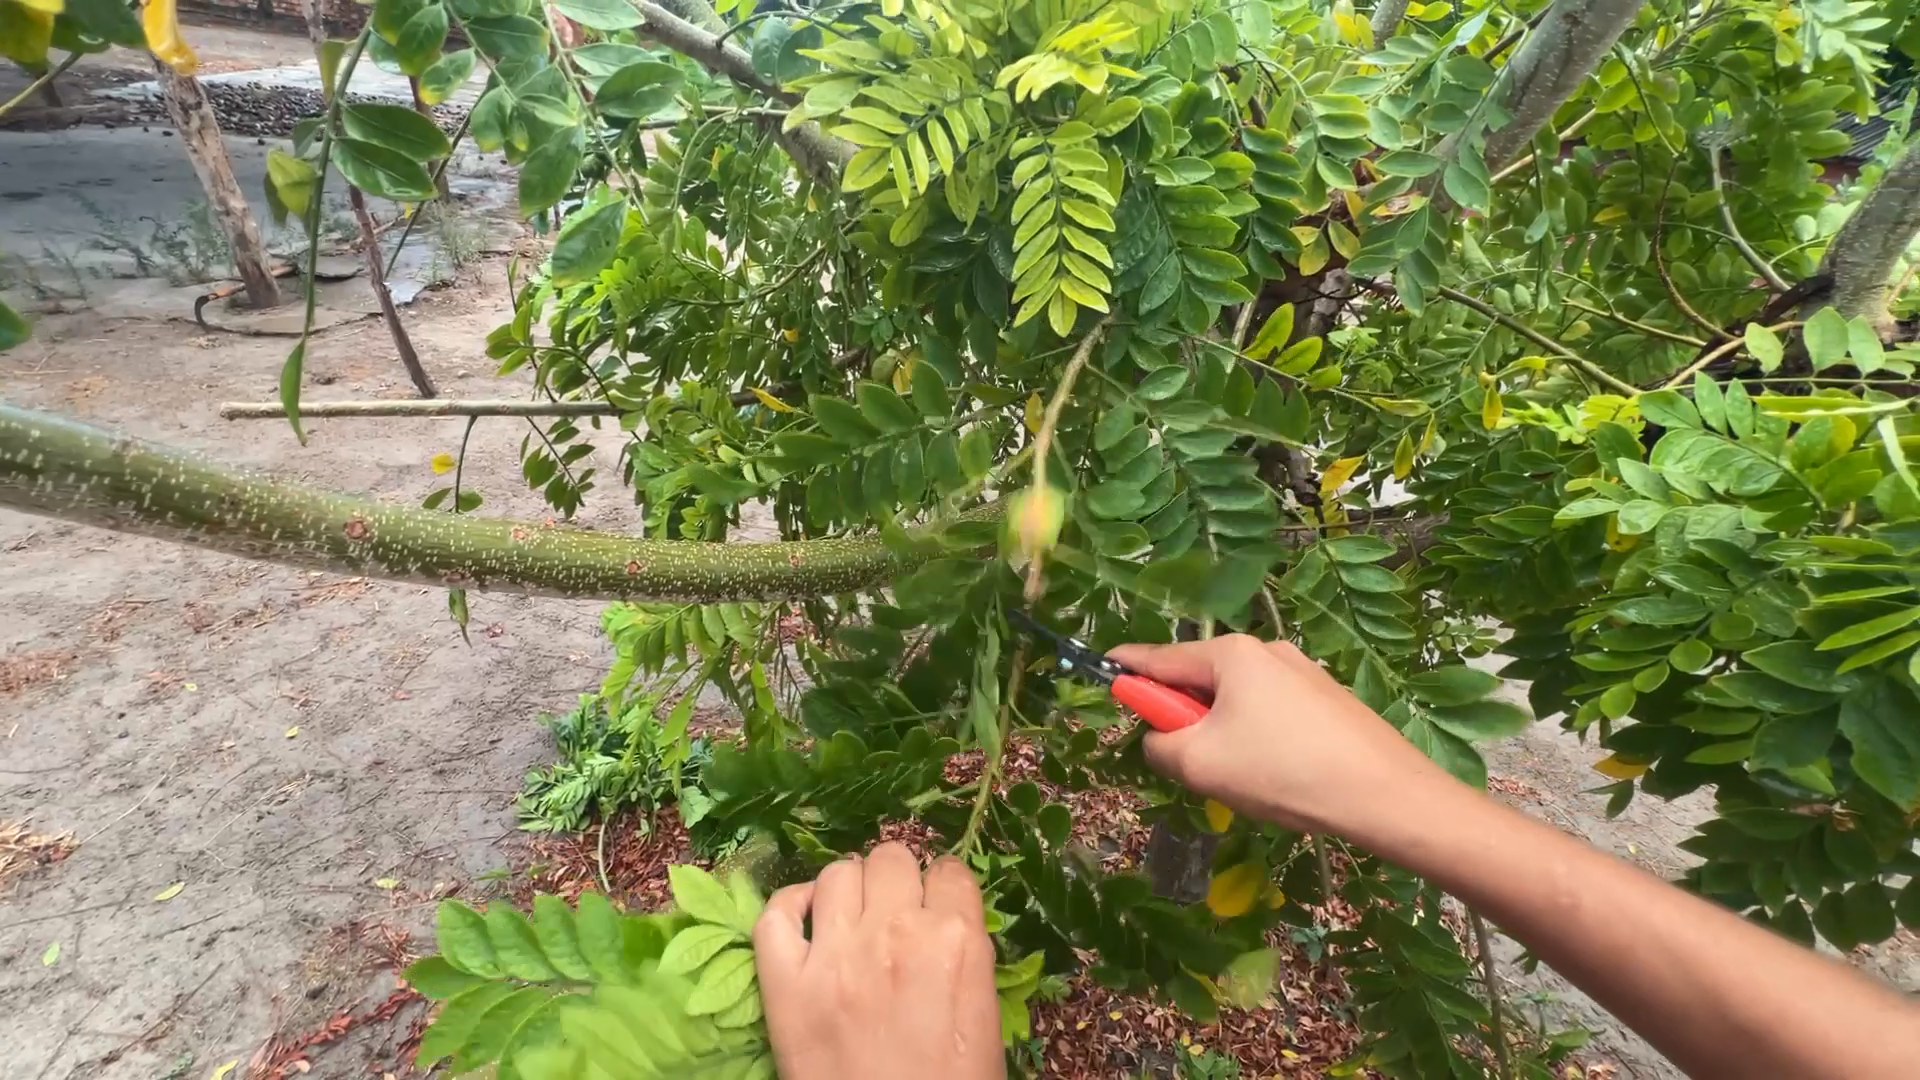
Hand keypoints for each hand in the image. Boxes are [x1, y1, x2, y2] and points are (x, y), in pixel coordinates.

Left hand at [753, 842, 1004, 1079]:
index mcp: (954, 940)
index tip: (936, 907)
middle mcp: (895, 931)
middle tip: (893, 912)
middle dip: (896, 880)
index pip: (950, 870)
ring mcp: (834, 955)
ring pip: (837, 873)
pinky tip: (805, 919)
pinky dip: (790, 907)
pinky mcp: (785, 985)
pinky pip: (775, 915)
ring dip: (849, 890)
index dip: (943, 888)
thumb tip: (943, 914)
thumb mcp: (983, 1015)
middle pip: (890, 857)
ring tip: (852, 919)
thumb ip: (966, 951)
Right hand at [1109, 635, 1452, 836]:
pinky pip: (1267, 710)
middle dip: (1183, 715)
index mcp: (1230, 653)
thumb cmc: (1284, 773)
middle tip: (1189, 760)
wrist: (1392, 799)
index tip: (1100, 671)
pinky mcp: (1326, 697)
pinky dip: (1254, 735)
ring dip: (1219, 729)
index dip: (1125, 670)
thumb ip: (1157, 745)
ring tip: (1242, 776)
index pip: (1158, 658)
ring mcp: (1301, 670)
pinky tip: (1277, 772)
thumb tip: (1157, 738)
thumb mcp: (1199, 765)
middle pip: (1197, 679)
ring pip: (1233, 699)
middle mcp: (1264, 649)